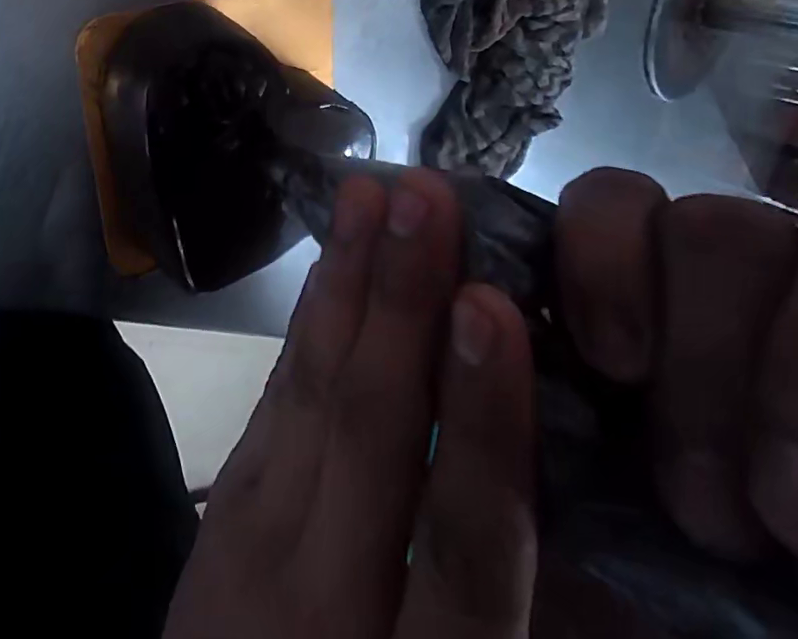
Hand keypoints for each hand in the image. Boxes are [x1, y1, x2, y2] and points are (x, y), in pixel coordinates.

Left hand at [164, 169, 538, 638]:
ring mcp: (251, 535)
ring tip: (366, 199)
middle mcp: (322, 588)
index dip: (479, 422)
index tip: (491, 307)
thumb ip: (507, 604)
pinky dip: (305, 327)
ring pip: (306, 396)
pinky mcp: (221, 504)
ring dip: (343, 289)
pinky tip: (329, 268)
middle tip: (423, 198)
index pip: (462, 540)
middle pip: (367, 432)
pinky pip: (272, 400)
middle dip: (398, 306)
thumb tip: (576, 506)